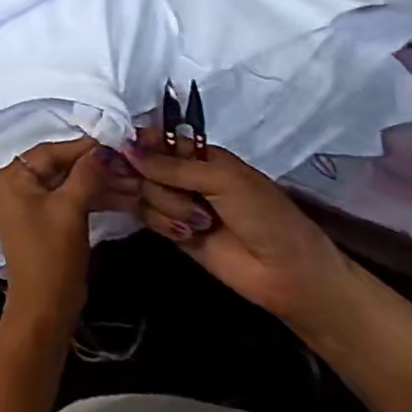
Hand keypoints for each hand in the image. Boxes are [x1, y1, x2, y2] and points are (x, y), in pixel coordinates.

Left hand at [0, 138, 139, 334]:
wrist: (46, 304)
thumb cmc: (52, 254)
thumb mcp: (70, 208)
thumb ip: (86, 174)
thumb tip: (103, 147)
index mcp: (9, 176)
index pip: (50, 151)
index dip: (85, 147)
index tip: (119, 141)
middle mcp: (13, 183)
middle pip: (59, 166)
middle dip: (96, 166)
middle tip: (133, 163)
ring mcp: (28, 201)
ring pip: (68, 182)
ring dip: (100, 182)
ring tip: (136, 180)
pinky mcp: (44, 217)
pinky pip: (69, 198)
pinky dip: (93, 196)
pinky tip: (124, 195)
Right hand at [121, 125, 355, 328]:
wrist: (287, 273)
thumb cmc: (265, 216)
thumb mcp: (223, 180)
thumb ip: (172, 166)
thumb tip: (124, 149)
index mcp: (199, 154)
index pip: (155, 138)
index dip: (138, 143)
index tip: (126, 152)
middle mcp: (182, 174)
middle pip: (140, 164)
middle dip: (150, 179)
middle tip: (173, 193)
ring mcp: (174, 201)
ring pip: (141, 190)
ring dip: (165, 205)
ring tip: (198, 222)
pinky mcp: (168, 227)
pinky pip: (144, 215)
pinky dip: (162, 222)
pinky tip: (186, 233)